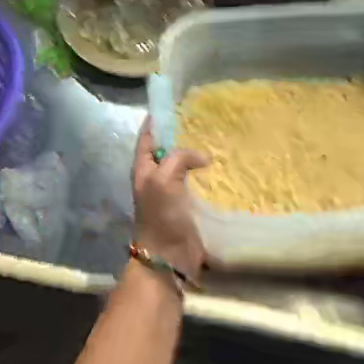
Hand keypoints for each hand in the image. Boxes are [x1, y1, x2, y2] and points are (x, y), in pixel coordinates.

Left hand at [131, 122, 209, 277]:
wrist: (169, 257)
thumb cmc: (161, 215)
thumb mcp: (164, 178)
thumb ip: (180, 158)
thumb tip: (203, 158)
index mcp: (143, 169)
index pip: (146, 138)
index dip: (155, 122)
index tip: (170, 106)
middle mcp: (154, 178)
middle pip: (165, 151)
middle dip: (179, 137)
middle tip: (201, 122)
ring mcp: (170, 194)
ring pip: (182, 167)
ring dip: (194, 156)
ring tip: (214, 142)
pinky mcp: (186, 208)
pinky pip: (195, 185)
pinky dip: (205, 175)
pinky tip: (220, 169)